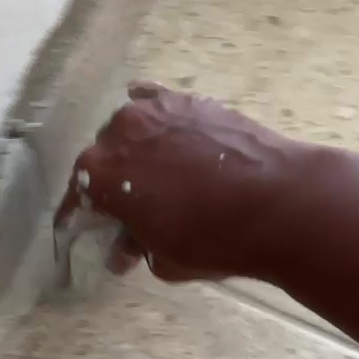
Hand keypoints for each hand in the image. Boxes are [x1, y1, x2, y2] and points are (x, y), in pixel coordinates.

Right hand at [55, 82, 312, 281]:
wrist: (279, 203)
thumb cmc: (213, 239)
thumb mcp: (163, 258)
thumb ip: (135, 247)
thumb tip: (125, 249)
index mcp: (100, 173)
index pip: (79, 198)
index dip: (80, 218)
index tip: (82, 231)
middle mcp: (119, 131)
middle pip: (104, 160)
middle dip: (111, 186)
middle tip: (126, 212)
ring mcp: (156, 108)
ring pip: (131, 132)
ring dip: (134, 154)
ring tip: (149, 178)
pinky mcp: (191, 100)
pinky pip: (159, 107)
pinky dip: (155, 121)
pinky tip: (157, 127)